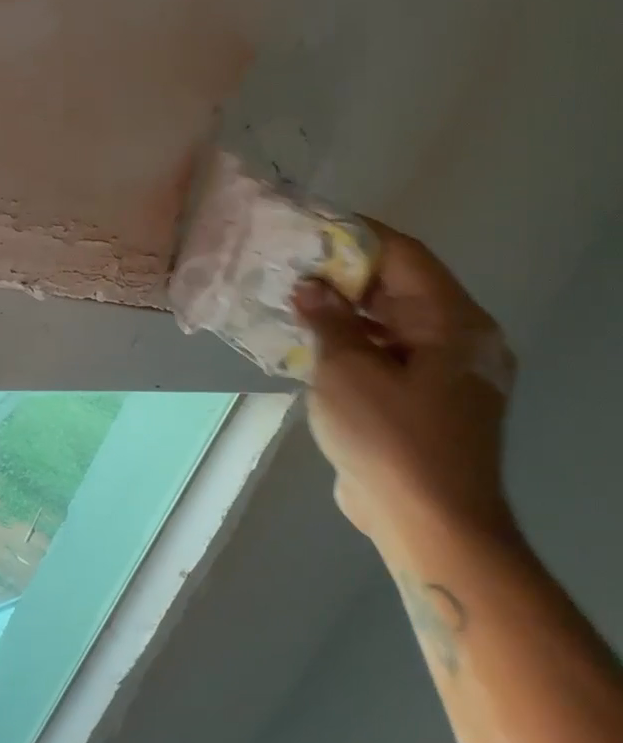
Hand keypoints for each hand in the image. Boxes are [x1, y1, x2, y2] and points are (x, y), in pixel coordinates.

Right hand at [291, 221, 517, 548]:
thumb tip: (311, 286)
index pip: (405, 256)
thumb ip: (327, 321)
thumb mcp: (345, 370)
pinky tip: (305, 339)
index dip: (355, 235)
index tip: (303, 224)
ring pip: (390, 319)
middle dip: (341, 270)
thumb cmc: (389, 436)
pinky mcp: (426, 398)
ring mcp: (445, 372)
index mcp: (454, 325)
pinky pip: (386, 350)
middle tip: (282, 261)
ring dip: (340, 306)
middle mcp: (459, 340)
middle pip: (400, 286)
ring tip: (284, 296)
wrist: (428, 518)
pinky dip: (349, 338)